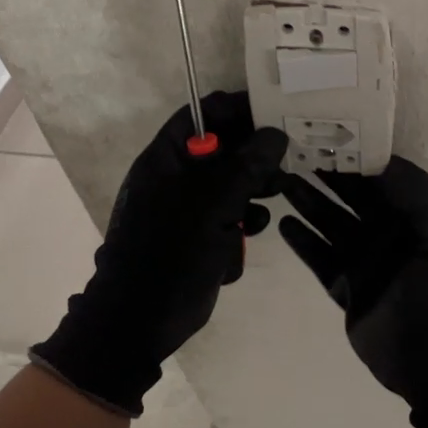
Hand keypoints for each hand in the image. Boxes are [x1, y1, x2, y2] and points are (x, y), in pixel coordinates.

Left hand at [30, 92, 286, 415]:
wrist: (140, 319)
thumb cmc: (171, 249)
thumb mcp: (213, 200)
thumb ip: (247, 163)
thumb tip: (275, 134)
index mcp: (165, 159)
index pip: (202, 115)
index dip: (236, 108)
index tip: (273, 110)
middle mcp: (175, 178)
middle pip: (222, 148)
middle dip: (254, 152)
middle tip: (287, 154)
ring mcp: (187, 209)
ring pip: (231, 183)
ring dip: (255, 186)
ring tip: (279, 190)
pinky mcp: (200, 237)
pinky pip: (229, 215)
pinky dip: (244, 220)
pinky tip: (254, 229)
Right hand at [278, 158, 427, 427]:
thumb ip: (417, 197)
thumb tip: (381, 158)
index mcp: (416, 217)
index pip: (383, 176)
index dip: (358, 156)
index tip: (329, 133)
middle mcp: (390, 233)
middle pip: (352, 196)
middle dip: (326, 174)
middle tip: (293, 152)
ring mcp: (367, 261)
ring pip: (332, 223)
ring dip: (310, 202)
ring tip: (282, 181)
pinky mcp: (348, 289)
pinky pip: (321, 259)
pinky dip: (304, 242)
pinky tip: (285, 224)